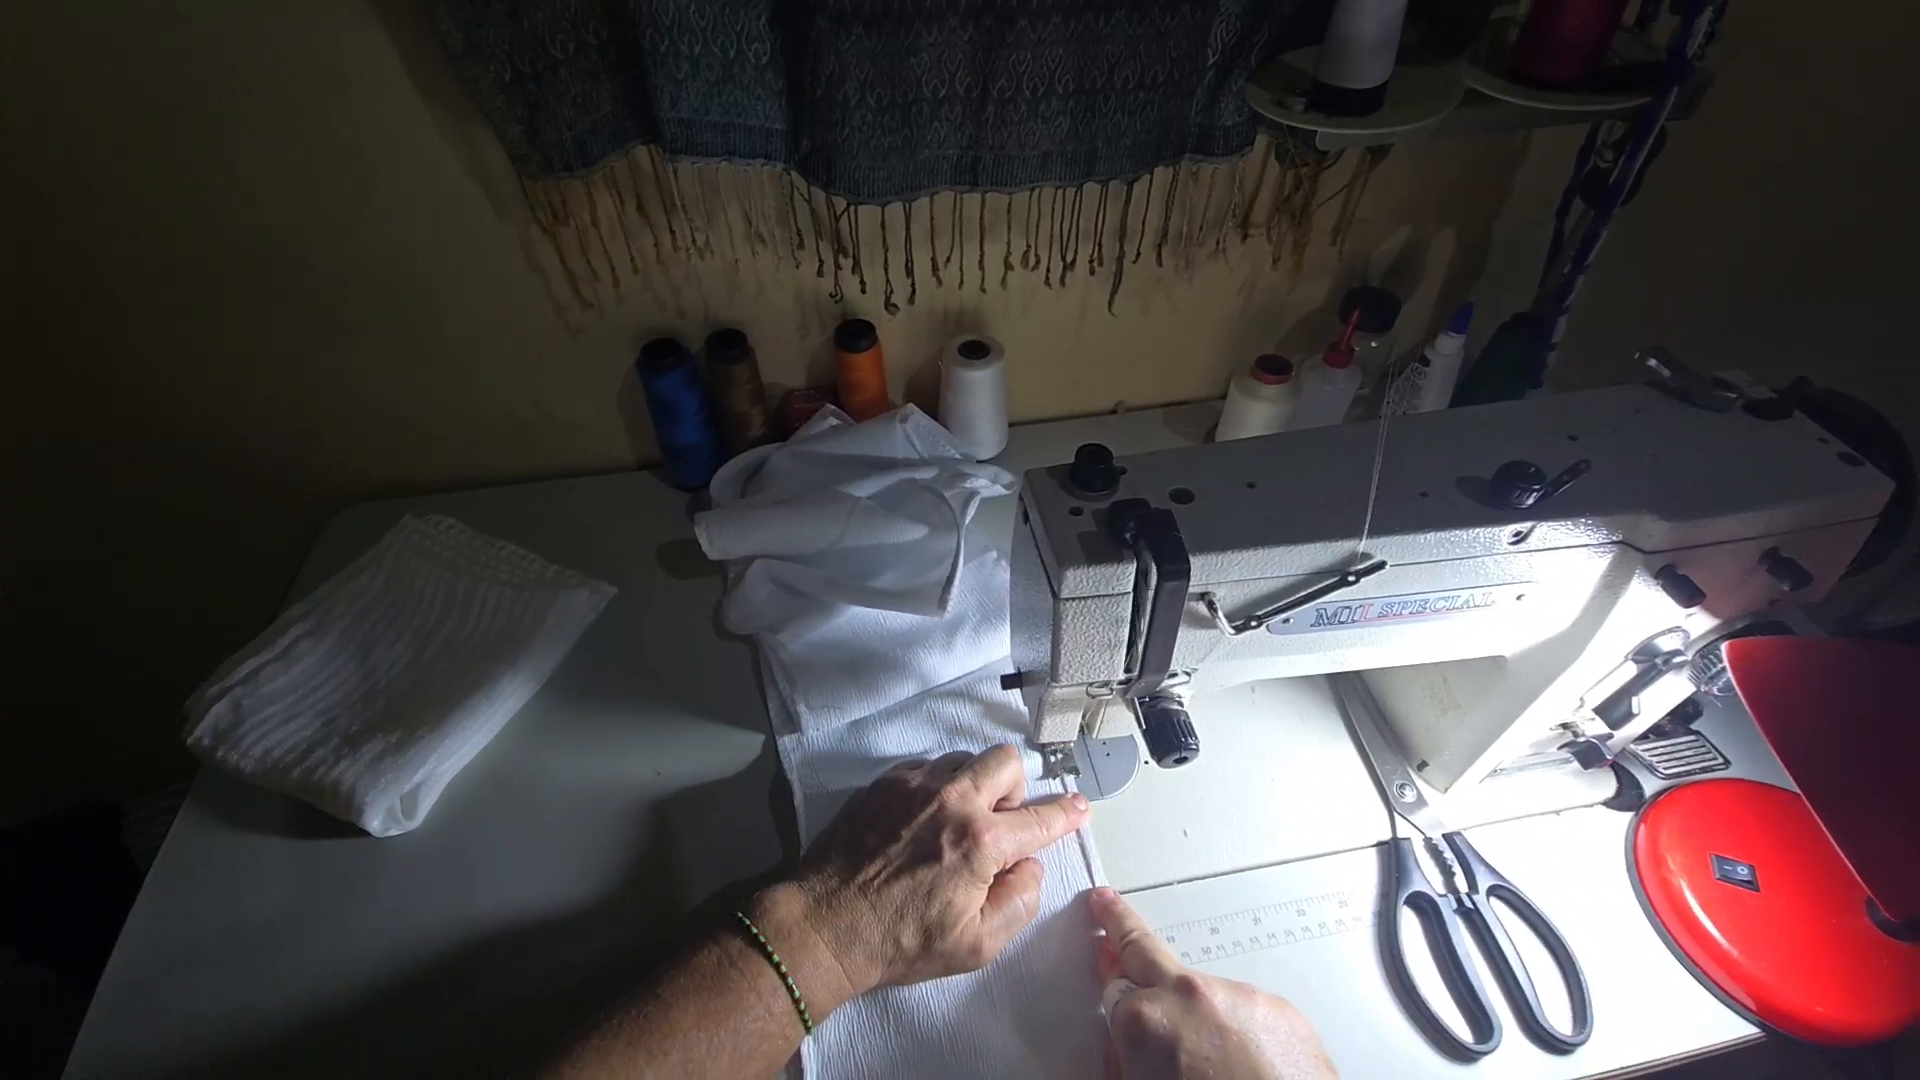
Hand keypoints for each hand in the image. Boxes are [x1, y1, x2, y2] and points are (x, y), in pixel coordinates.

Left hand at [755, 745, 1089, 1003]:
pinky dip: (935, 787)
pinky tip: (921, 820)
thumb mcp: (976, 944)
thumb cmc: (901, 942)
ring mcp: (914, 784)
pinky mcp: (884, 781)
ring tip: (955, 822)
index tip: (1079, 806)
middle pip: (1005, 761)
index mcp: (980, 841)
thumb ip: (1020, 901)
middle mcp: (952, 799)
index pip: (1039, 818)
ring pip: (964, 760)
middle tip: (1000, 822)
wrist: (825, 925)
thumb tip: (1030, 865)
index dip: (1066, 813)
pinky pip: (926, 767)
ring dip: (973, 785)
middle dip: (1014, 788)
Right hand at [1092, 887, 1337, 1079]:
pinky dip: (1244, 1032)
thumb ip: (1129, 1055)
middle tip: (1108, 905)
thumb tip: (1126, 1042)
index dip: (1117, 1003)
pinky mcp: (1280, 1010)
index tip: (1106, 969)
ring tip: (1215, 1061)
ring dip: (1200, 1015)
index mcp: (1145, 1021)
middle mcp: (1188, 995)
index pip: (1113, 989)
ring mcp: (1238, 997)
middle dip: (1121, 923)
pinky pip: (1248, 1013)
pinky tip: (1249, 1066)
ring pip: (1204, 995)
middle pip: (1144, 949)